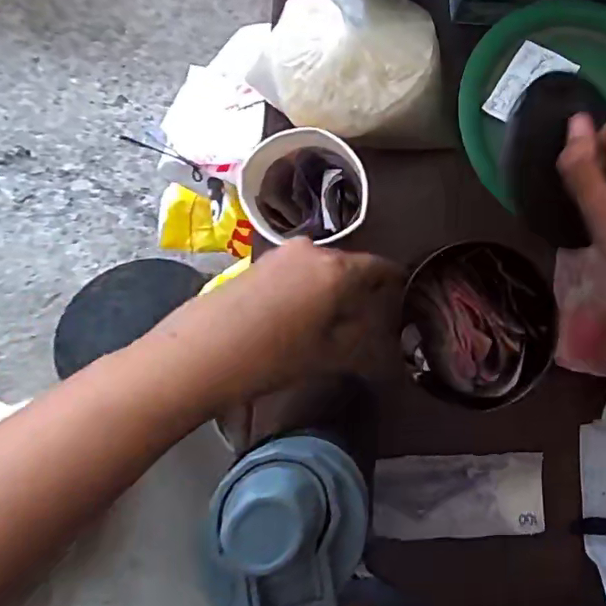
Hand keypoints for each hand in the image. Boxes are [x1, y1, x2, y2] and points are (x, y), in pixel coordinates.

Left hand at [149, 240, 404, 405]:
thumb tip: (379, 326)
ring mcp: (282, 253)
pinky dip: (309, 287)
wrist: (198, 352)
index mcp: (337, 268)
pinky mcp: (259, 262)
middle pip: (350, 265)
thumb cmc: (272, 355)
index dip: (396, 281)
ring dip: (334, 288)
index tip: (407, 293)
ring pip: (322, 267)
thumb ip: (362, 335)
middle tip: (373, 315)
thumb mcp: (328, 354)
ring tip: (337, 318)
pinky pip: (298, 270)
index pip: (380, 267)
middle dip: (363, 288)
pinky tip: (302, 314)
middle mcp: (313, 249)